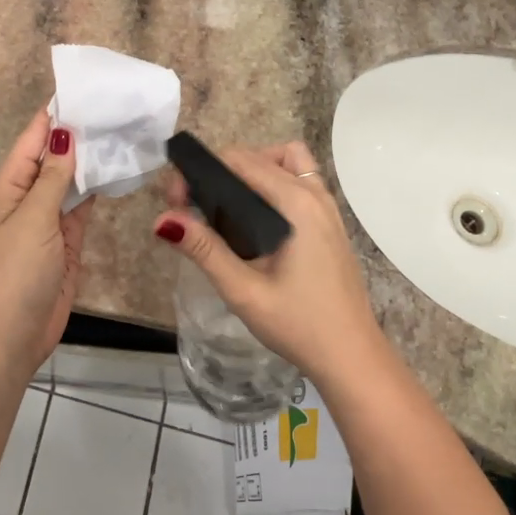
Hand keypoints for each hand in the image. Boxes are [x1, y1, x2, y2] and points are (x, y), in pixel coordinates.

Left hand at [0, 108, 92, 367]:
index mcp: (10, 185)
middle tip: (115, 104)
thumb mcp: (33, 220)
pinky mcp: (69, 237)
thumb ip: (52, 178)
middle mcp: (29, 194)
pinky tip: (118, 167)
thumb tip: (64, 133)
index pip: (34, 137)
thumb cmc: (16, 273)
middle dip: (79, 131)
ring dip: (91, 157)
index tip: (85, 86)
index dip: (56, 113)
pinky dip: (98, 185)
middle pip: (55, 154)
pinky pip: (83, 202)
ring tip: (122, 127)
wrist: (16, 335)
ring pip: (72, 176)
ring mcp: (50, 216)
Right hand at [152, 141, 382, 384]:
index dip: (202, 170)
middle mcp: (315, 195)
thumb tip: (163, 220)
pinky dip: (275, 183)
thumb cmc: (299, 325)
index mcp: (296, 203)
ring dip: (254, 170)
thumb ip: (205, 250)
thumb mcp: (243, 291)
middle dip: (221, 169)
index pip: (240, 161)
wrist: (352, 358)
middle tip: (192, 203)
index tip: (177, 198)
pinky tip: (255, 220)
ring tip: (227, 203)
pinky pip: (301, 182)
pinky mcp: (331, 223)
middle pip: (262, 156)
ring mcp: (328, 208)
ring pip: (287, 162)